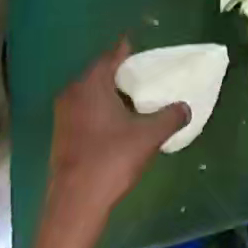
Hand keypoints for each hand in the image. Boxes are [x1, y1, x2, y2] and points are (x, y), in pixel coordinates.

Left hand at [45, 38, 187, 235]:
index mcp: (91, 85)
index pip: (110, 57)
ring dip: (109, 93)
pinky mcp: (61, 135)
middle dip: (118, 72)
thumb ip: (170, 117)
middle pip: (98, 74)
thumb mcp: (148, 136)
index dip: (125, 51)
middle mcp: (72, 93)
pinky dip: (99, 110)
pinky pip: (83, 111)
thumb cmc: (112, 159)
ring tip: (132, 99)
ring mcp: (63, 115)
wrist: (76, 202)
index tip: (135, 45)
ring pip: (89, 94)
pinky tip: (116, 123)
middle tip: (141, 74)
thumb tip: (185, 107)